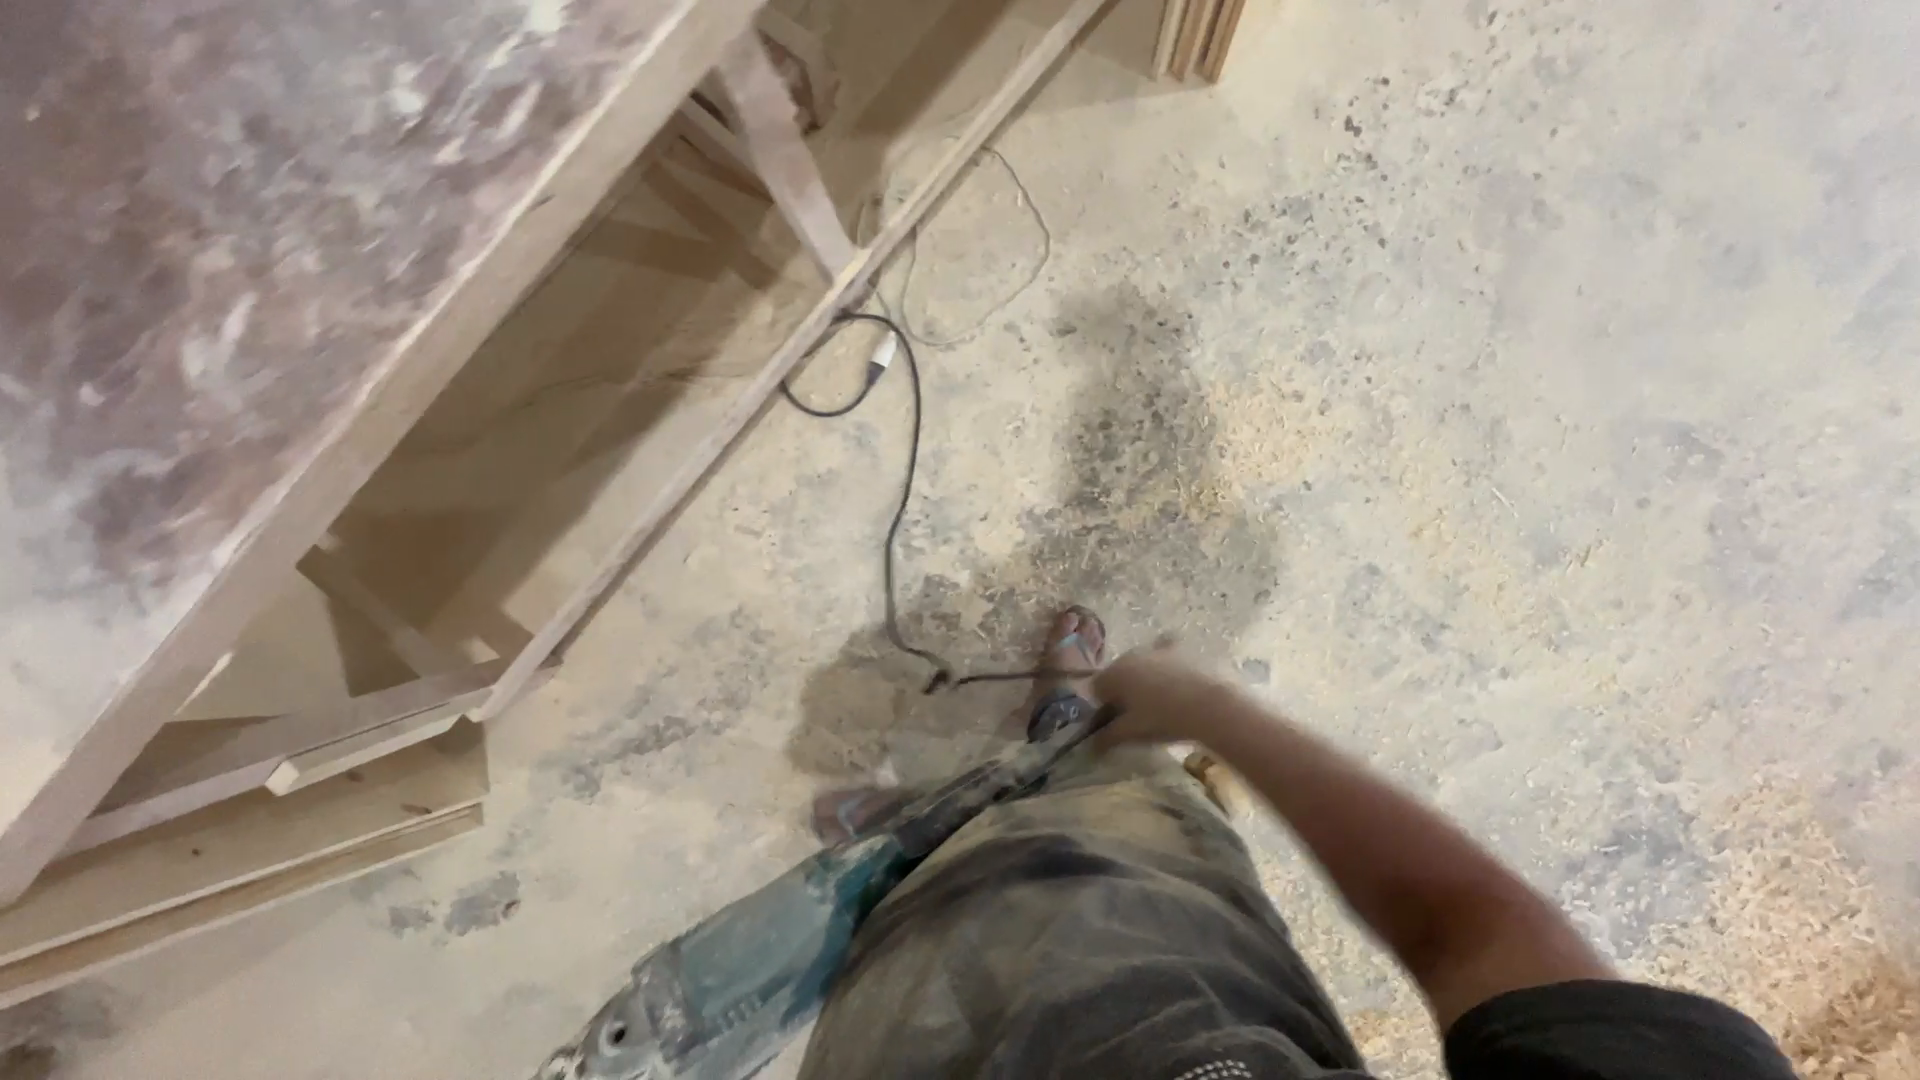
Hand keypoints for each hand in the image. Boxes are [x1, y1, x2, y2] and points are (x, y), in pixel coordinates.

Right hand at [1091, 646, 1238, 746]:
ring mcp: (1158, 648)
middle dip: (1123, 691)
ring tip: (1162, 702)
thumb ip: (1107, 738)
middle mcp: (1131, 655)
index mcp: (1113, 674)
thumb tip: (1091, 746)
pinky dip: (1169, 664)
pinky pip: (1168, 653)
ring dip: (1145, 678)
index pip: (1096, 689)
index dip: (1103, 707)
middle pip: (1119, 674)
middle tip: (1138, 715)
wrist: (1212, 705)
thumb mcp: (1131, 733)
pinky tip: (1180, 681)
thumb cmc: (1164, 720)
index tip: (1115, 724)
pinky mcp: (1183, 648)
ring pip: (1143, 664)